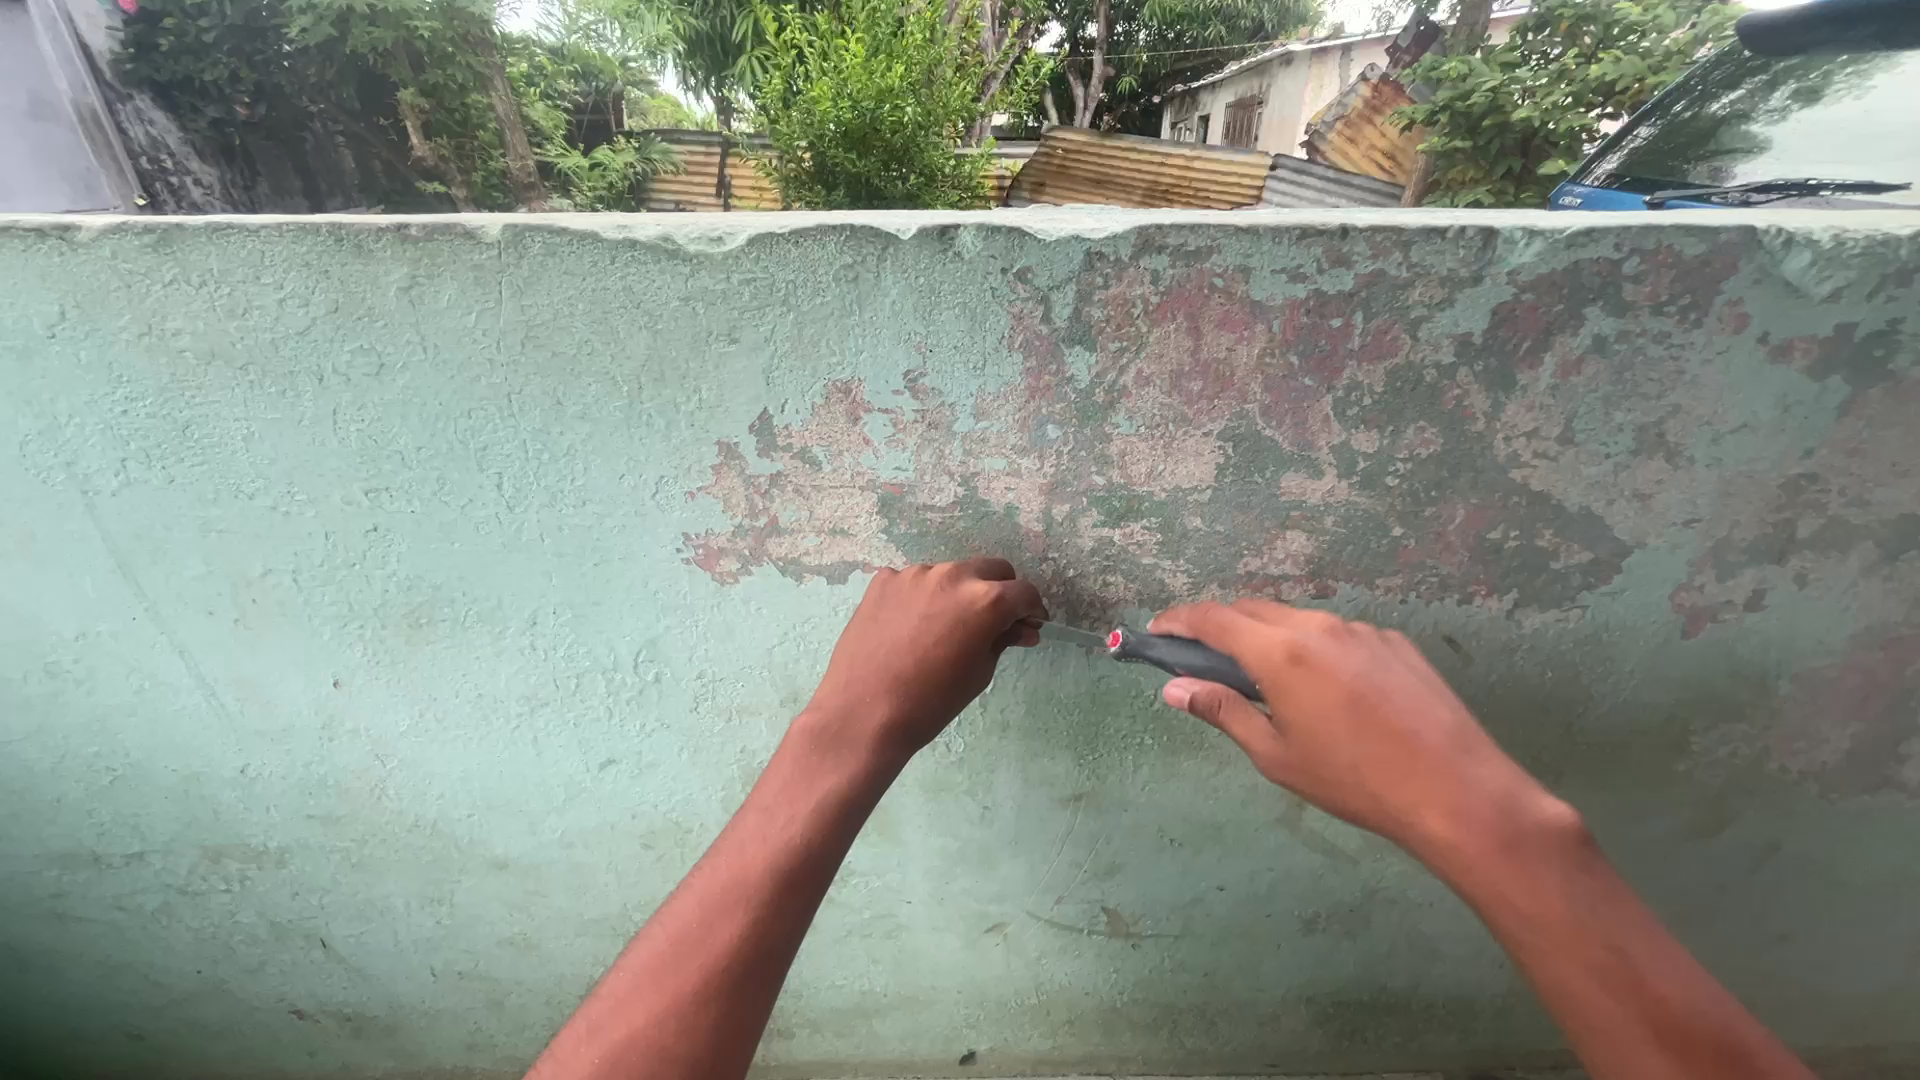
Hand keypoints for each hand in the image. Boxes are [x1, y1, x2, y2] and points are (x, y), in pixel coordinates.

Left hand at [802, 558, 1047, 760]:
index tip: (1028, 625)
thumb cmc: (931, 703)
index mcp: (985, 599)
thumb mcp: (980, 673)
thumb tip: (1020, 628)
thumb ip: (1002, 640)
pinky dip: (922, 598)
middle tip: (994, 623)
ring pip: (951, 574)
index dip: (1032, 610)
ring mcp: (914, 573)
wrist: (863, 712)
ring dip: (959, 593)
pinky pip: (914, 582)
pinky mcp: (883, 581)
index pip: (1024, 592)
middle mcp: (952, 575)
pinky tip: (911, 627)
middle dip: (1001, 592)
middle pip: (991, 569)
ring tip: (945, 628)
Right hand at [1149, 599, 1558, 856]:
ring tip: (1267, 679)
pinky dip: (1311, 647)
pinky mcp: (1394, 642)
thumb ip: (1222, 710)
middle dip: (1220, 626)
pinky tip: (1325, 687)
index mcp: (1280, 652)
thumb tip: (1173, 689)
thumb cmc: (1354, 781)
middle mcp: (1317, 626)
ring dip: (1267, 636)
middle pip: (1251, 610)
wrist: (1460, 792)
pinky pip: (1336, 633)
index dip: (1178, 620)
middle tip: (1205, 659)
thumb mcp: (1275, 755)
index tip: (1157, 630)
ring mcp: (1360, 629)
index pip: (1212, 618)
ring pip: (1295, 619)